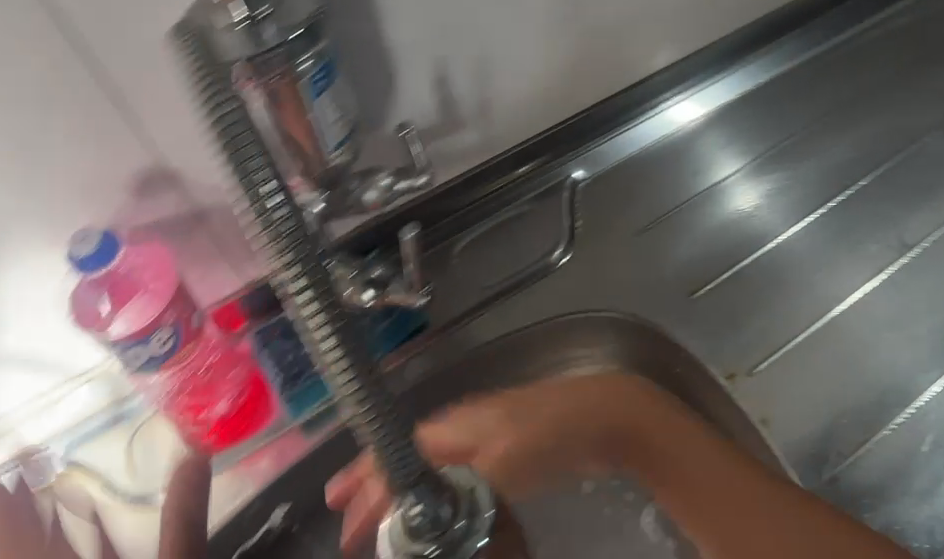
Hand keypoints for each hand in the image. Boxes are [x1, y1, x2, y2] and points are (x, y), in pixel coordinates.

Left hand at [0, 453, 210, 558]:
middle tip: (12, 462)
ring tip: (38, 479)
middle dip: (17, 506)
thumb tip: (196, 456)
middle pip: (25, 549)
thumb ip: (184, 522)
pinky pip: (77, 558)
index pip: (20, 545)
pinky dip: (78, 535)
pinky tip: (89, 513)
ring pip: (46, 554)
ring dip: (41, 520)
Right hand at [323, 372, 676, 552]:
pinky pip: (455, 474)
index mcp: (454, 425)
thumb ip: (459, 488)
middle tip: (348, 526)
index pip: (395, 452)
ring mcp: (486, 436)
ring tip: (382, 524)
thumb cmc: (552, 433)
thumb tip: (420, 512)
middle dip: (374, 489)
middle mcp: (462, 427)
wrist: (605, 416)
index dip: (365, 481)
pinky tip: (439, 511)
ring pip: (429, 466)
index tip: (339, 511)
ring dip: (402, 494)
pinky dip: (434, 494)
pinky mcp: (507, 449)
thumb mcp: (502, 464)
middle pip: (406, 458)